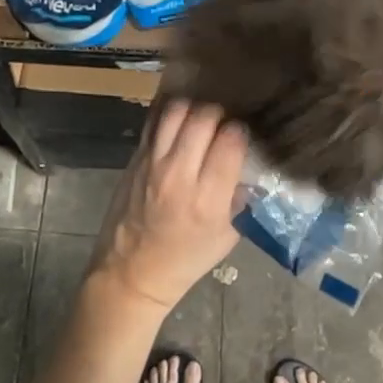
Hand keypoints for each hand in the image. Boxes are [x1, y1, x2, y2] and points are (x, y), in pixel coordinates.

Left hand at [89, 99, 248, 311]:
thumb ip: (240, 199)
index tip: (241, 138)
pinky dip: (169, 114)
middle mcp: (179, 175)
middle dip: (219, 116)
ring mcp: (153, 163)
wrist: (132, 272)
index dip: (240, 133)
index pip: (231, 141)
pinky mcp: (136, 157)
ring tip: (199, 120)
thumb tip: (249, 168)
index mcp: (207, 199)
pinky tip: (178, 121)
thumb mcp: (226, 237)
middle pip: (204, 119)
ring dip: (193, 110)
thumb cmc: (185, 259)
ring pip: (176, 112)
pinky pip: (153, 121)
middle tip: (221, 126)